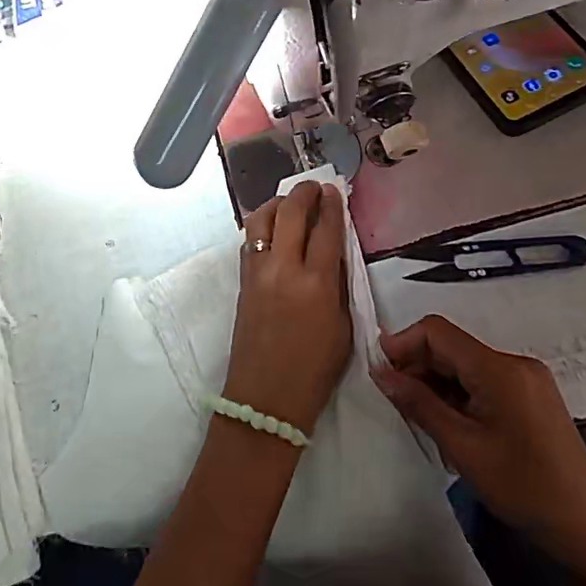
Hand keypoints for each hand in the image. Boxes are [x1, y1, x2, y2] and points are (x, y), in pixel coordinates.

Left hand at [223, 181, 351, 435]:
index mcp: (317, 283)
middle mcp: (284, 269)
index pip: (326, 228)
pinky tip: (273, 230)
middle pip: (290, 213)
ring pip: (261, 220)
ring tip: (290, 203)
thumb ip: (339, 285)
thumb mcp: (343, 328)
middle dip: (304, 193)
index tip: (335, 191)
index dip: (332, 205)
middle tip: (314, 188)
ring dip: (277, 204)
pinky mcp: (242, 282)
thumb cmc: (315, 370)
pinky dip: (262, 227)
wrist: (266, 397)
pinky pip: (250, 241)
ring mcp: (258, 273)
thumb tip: (335, 254)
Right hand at [375, 316, 585, 553]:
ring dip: (436, 385)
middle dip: (417, 368)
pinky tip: (448, 425)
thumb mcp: (461, 445)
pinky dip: (458, 395)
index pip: (437, 332)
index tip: (379, 373)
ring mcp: (525, 378)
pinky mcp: (530, 395)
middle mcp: (514, 363)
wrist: (585, 522)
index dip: (402, 344)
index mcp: (499, 368)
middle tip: (396, 404)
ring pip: (465, 366)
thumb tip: (381, 373)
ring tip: (420, 421)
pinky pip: (482, 381)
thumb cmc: (521, 486)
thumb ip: (419, 403)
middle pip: (451, 347)